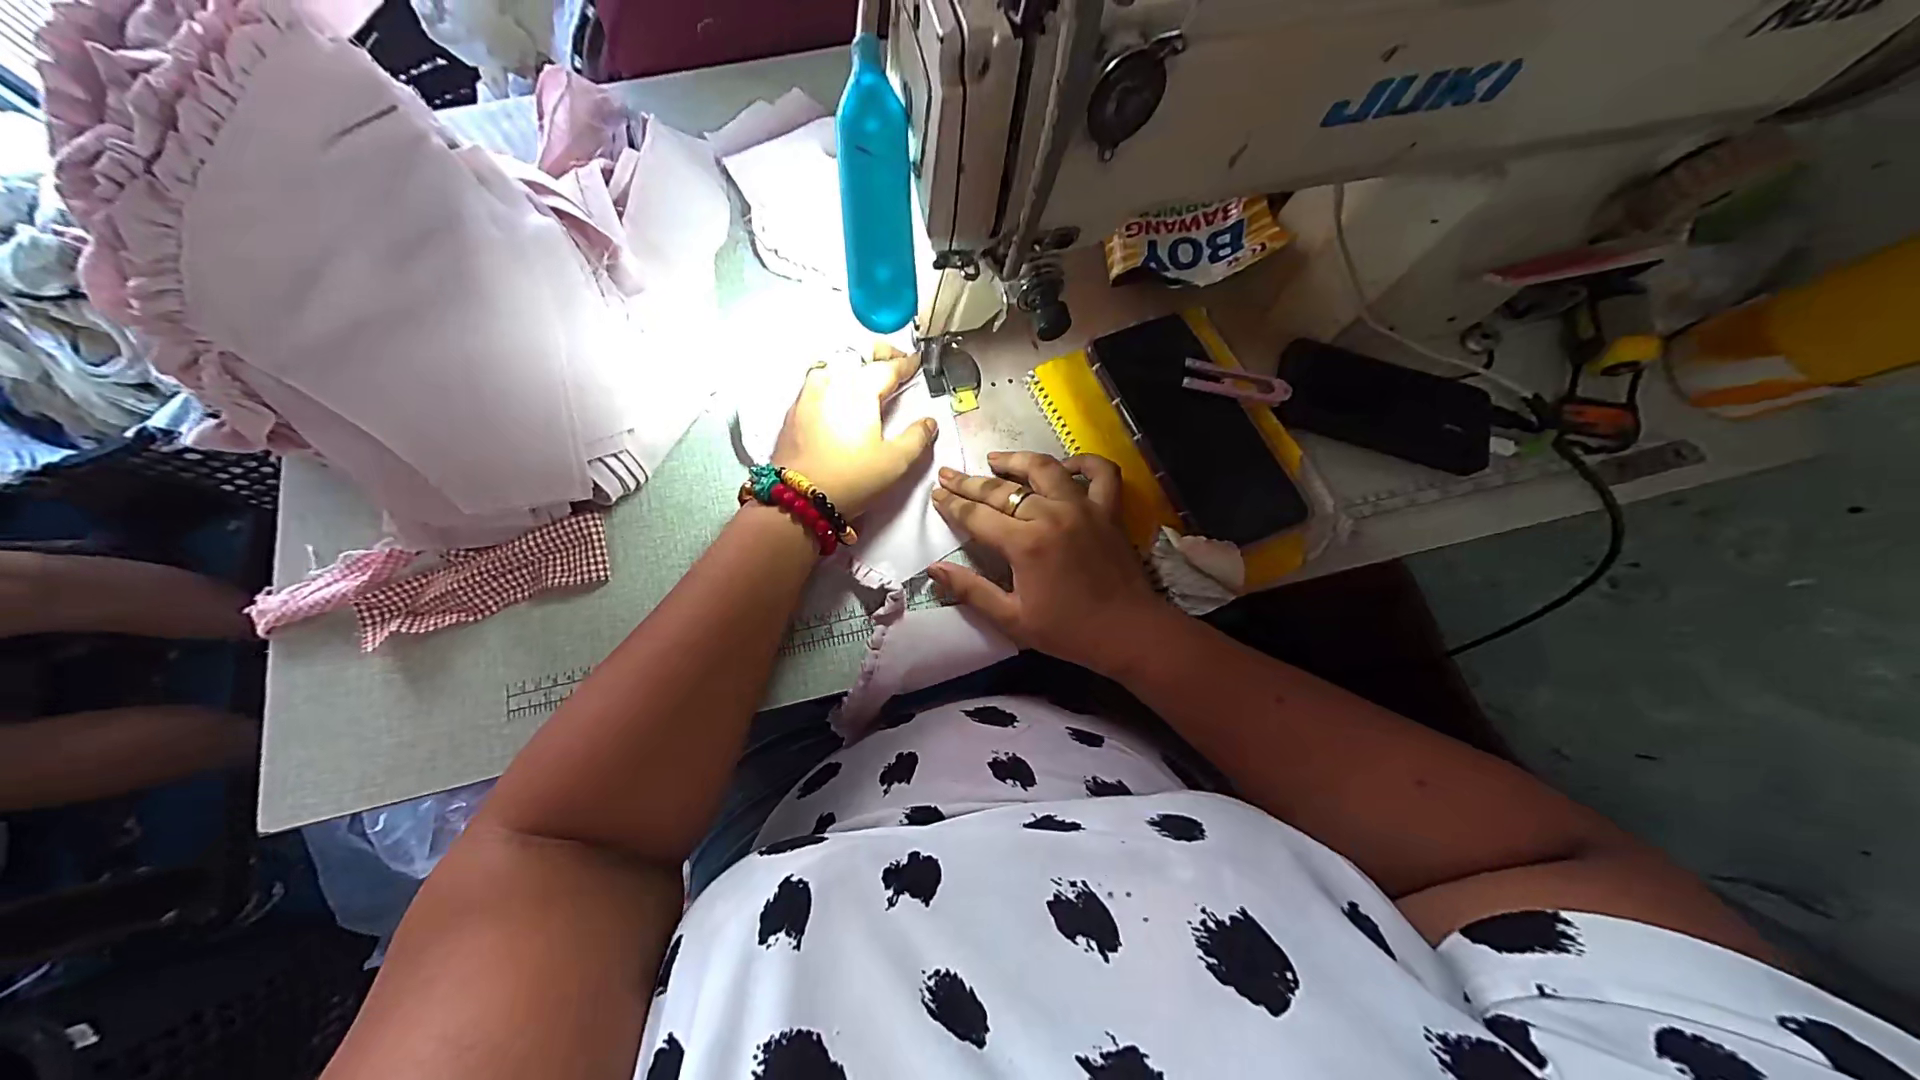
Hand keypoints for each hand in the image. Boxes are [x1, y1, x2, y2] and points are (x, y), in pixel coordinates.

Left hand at [771, 346, 938, 518]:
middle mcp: (832, 383)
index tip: (916, 362)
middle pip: (857, 356)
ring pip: (832, 364)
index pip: (887, 367)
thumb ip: (916, 438)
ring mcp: (808, 395)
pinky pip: (816, 381)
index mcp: (860, 389)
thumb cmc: (851, 478)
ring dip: (852, 363)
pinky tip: (837, 394)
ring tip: (864, 374)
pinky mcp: (794, 411)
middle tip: (893, 359)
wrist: (798, 498)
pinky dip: (832, 379)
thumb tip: (928, 423)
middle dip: (878, 354)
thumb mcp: (895, 462)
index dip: (905, 364)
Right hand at [928, 451, 1175, 676]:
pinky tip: (1065, 466)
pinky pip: (1100, 473)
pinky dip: (1083, 462)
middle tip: (949, 474)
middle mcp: (1051, 515)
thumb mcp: (1012, 619)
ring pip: (1045, 469)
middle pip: (1002, 489)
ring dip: (1016, 461)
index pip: (977, 516)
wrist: (1129, 632)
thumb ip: (971, 591)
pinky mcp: (1108, 510)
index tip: (936, 494)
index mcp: (1025, 544)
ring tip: (995, 459)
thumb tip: (934, 569)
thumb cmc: (1068, 631)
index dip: (952, 504)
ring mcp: (1083, 507)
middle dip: (970, 482)